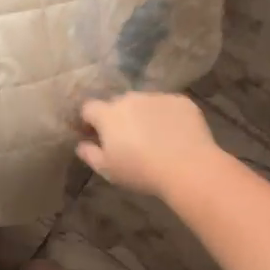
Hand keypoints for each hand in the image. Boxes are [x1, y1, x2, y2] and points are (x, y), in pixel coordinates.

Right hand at [77, 92, 224, 197]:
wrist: (188, 167)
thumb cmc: (141, 171)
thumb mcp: (108, 170)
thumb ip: (90, 154)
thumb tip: (81, 145)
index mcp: (108, 114)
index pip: (89, 108)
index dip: (90, 121)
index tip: (95, 135)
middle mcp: (130, 98)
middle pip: (118, 103)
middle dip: (119, 117)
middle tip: (128, 140)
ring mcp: (157, 97)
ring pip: (144, 103)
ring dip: (143, 115)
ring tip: (155, 137)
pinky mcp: (181, 101)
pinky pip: (168, 106)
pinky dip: (167, 116)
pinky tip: (176, 135)